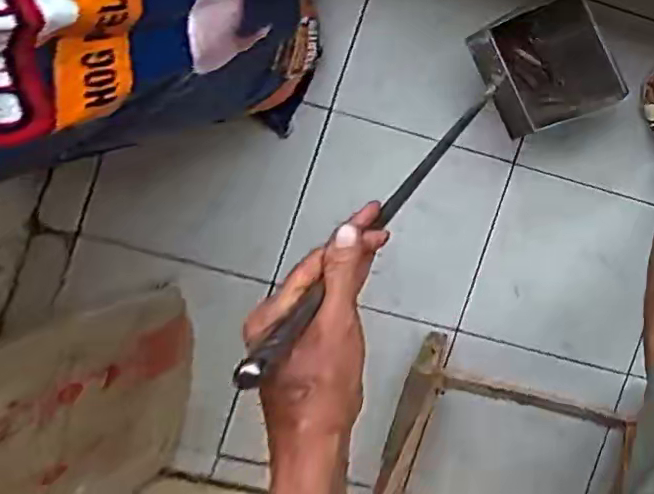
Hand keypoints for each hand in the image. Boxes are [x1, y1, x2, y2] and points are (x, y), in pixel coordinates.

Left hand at [244, 201, 387, 493]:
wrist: (319, 438)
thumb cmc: (323, 391)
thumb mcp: (338, 322)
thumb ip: (341, 274)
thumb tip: (346, 234)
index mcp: (274, 314)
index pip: (316, 260)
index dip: (347, 236)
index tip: (370, 215)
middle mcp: (275, 320)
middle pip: (318, 269)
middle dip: (351, 245)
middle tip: (378, 225)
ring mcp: (288, 331)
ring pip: (323, 282)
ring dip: (350, 260)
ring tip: (374, 239)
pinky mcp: (303, 339)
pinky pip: (326, 298)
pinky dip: (346, 281)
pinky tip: (359, 270)